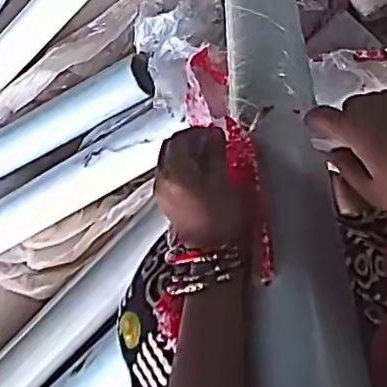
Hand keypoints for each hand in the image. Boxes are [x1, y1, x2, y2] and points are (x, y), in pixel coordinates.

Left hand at [155, 126, 244, 248]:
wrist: (212, 255)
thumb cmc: (222, 219)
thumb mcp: (224, 180)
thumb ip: (215, 153)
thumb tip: (213, 135)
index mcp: (175, 171)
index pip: (180, 139)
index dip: (198, 132)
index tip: (214, 132)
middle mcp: (162, 178)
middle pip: (171, 147)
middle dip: (190, 140)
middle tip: (210, 140)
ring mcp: (162, 191)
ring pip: (170, 160)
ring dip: (187, 153)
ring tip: (208, 156)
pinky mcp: (166, 202)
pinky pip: (171, 173)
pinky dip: (184, 167)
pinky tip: (201, 172)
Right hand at [307, 88, 386, 218]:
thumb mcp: (373, 193)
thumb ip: (346, 171)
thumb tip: (335, 155)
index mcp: (352, 127)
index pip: (319, 116)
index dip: (319, 127)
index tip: (326, 139)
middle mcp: (368, 104)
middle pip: (349, 109)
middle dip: (352, 124)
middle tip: (368, 148)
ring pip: (374, 103)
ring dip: (376, 117)